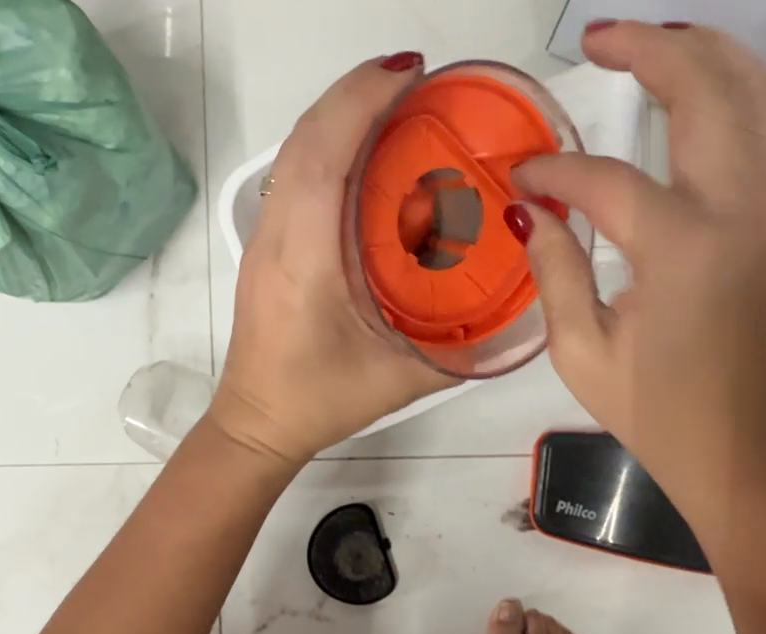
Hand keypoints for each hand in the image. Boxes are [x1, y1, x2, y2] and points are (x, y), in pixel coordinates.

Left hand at [207, 53, 458, 464]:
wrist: (256, 424)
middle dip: (354, 95)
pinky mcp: (266, 248)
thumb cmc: (317, 403)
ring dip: (337, 117)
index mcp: (304, 261)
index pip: (322, 157)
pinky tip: (362, 156)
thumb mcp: (397, 381)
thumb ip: (456, 351)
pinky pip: (292, 178)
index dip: (359, 102)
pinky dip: (325, 147)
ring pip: (293, 155)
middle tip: (413, 83)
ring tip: (392, 107)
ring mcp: (264, 240)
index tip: (408, 77)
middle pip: (304, 140)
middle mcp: (276, 238)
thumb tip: (509, 314)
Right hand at [509, 21, 765, 496]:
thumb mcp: (579, 353)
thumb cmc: (653, 411)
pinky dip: (744, 92)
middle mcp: (743, 211)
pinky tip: (709, 88)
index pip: (607, 179)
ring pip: (758, 93)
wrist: (739, 444)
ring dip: (707, 54)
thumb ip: (554, 272)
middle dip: (649, 49)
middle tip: (599, 39)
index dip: (556, 170)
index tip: (522, 177)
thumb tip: (532, 212)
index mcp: (683, 251)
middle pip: (706, 90)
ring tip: (655, 42)